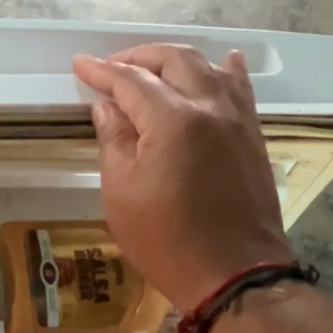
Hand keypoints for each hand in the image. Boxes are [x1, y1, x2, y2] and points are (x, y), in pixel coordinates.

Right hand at [72, 44, 292, 310]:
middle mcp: (209, 108)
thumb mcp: (122, 191)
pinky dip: (227, 71)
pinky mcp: (253, 137)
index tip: (80, 64)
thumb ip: (114, 139)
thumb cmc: (166, 239)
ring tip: (152, 66)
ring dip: (175, 60)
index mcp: (172, 120)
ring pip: (208, 68)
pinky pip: (241, 90)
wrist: (235, 276)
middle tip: (111, 67)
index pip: (131, 80)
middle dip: (138, 56)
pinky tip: (225, 61)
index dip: (102, 71)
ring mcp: (237, 120)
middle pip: (173, 60)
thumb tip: (108, 106)